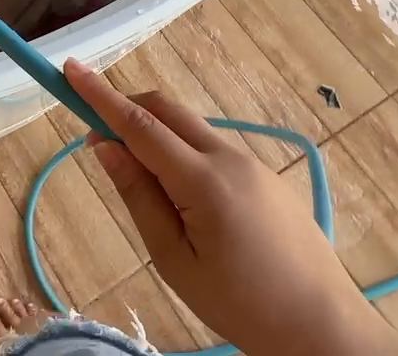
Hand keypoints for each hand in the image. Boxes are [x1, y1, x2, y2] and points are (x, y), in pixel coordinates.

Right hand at [64, 60, 397, 355]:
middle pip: (164, 109)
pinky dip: (180, 147)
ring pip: (188, 125)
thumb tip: (105, 146)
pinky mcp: (265, 176)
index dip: (99, 95)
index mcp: (203, 180)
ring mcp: (252, 163)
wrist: (328, 333)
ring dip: (153, 130)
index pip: (138, 124)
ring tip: (140, 178)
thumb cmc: (242, 306)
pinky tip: (181, 194)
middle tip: (97, 137)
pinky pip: (209, 144)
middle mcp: (228, 158)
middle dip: (125, 107)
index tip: (69, 67)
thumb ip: (138, 196)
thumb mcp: (175, 260)